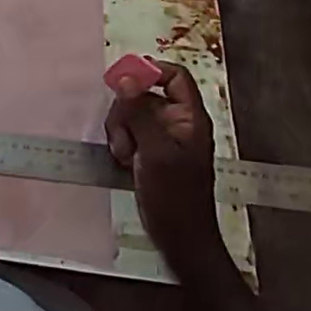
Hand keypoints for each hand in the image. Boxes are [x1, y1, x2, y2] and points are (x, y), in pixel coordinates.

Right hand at [105, 60, 225, 274]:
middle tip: (124, 135)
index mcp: (189, 117)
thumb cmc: (175, 196)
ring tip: (125, 153)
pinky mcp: (148, 149)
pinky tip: (124, 160)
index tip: (124, 81)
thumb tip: (126, 78)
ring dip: (121, 129)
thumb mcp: (155, 151)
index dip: (151, 71)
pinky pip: (128, 130)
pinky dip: (121, 141)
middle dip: (127, 110)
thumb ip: (139, 113)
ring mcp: (161, 136)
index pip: (174, 76)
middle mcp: (176, 121)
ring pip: (131, 112)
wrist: (179, 239)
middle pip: (144, 93)